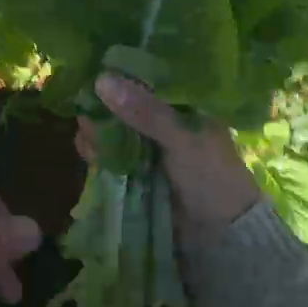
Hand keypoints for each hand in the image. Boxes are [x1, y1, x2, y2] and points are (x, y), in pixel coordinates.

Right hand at [78, 74, 262, 250]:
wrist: (223, 239)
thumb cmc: (212, 177)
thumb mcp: (181, 138)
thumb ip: (144, 111)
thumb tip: (100, 80)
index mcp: (185, 106)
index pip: (148, 78)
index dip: (121, 72)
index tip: (95, 67)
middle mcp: (165, 121)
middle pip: (124, 102)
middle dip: (102, 103)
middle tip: (83, 105)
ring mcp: (149, 146)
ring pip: (113, 127)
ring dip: (97, 127)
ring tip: (85, 132)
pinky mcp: (136, 169)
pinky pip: (109, 152)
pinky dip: (96, 149)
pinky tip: (87, 148)